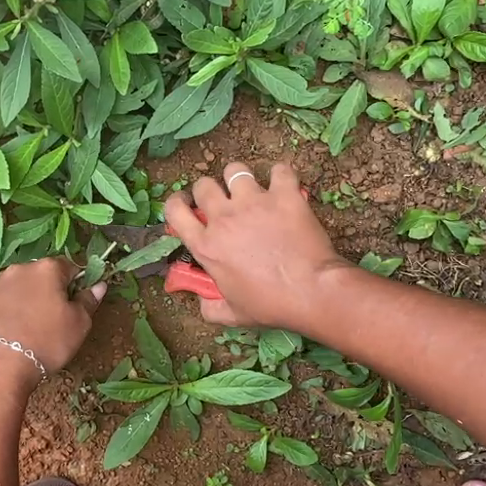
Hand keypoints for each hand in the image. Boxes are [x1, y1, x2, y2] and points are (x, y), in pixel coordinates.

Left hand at [0, 258, 103, 380]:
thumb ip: (88, 301)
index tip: (76, 304)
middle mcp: (17, 270)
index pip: (69, 267)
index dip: (76, 284)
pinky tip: (7, 337)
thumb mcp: (79, 325)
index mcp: (47, 269)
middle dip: (47, 292)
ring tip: (28, 331)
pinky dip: (3, 316)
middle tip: (53, 320)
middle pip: (39, 276)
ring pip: (15, 289)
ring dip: (23, 302)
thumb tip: (99, 285)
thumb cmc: (46, 343)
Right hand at [162, 162, 349, 329]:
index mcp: (206, 246)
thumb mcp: (233, 314)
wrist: (311, 291)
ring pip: (235, 170)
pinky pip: (279, 171)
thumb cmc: (270, 304)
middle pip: (203, 185)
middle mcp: (224, 218)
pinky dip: (281, 175)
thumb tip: (203, 304)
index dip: (176, 204)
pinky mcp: (284, 194)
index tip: (186, 205)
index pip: (174, 211)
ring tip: (251, 190)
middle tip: (222, 201)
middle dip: (209, 190)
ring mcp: (254, 202)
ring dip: (240, 178)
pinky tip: (283, 186)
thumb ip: (211, 309)